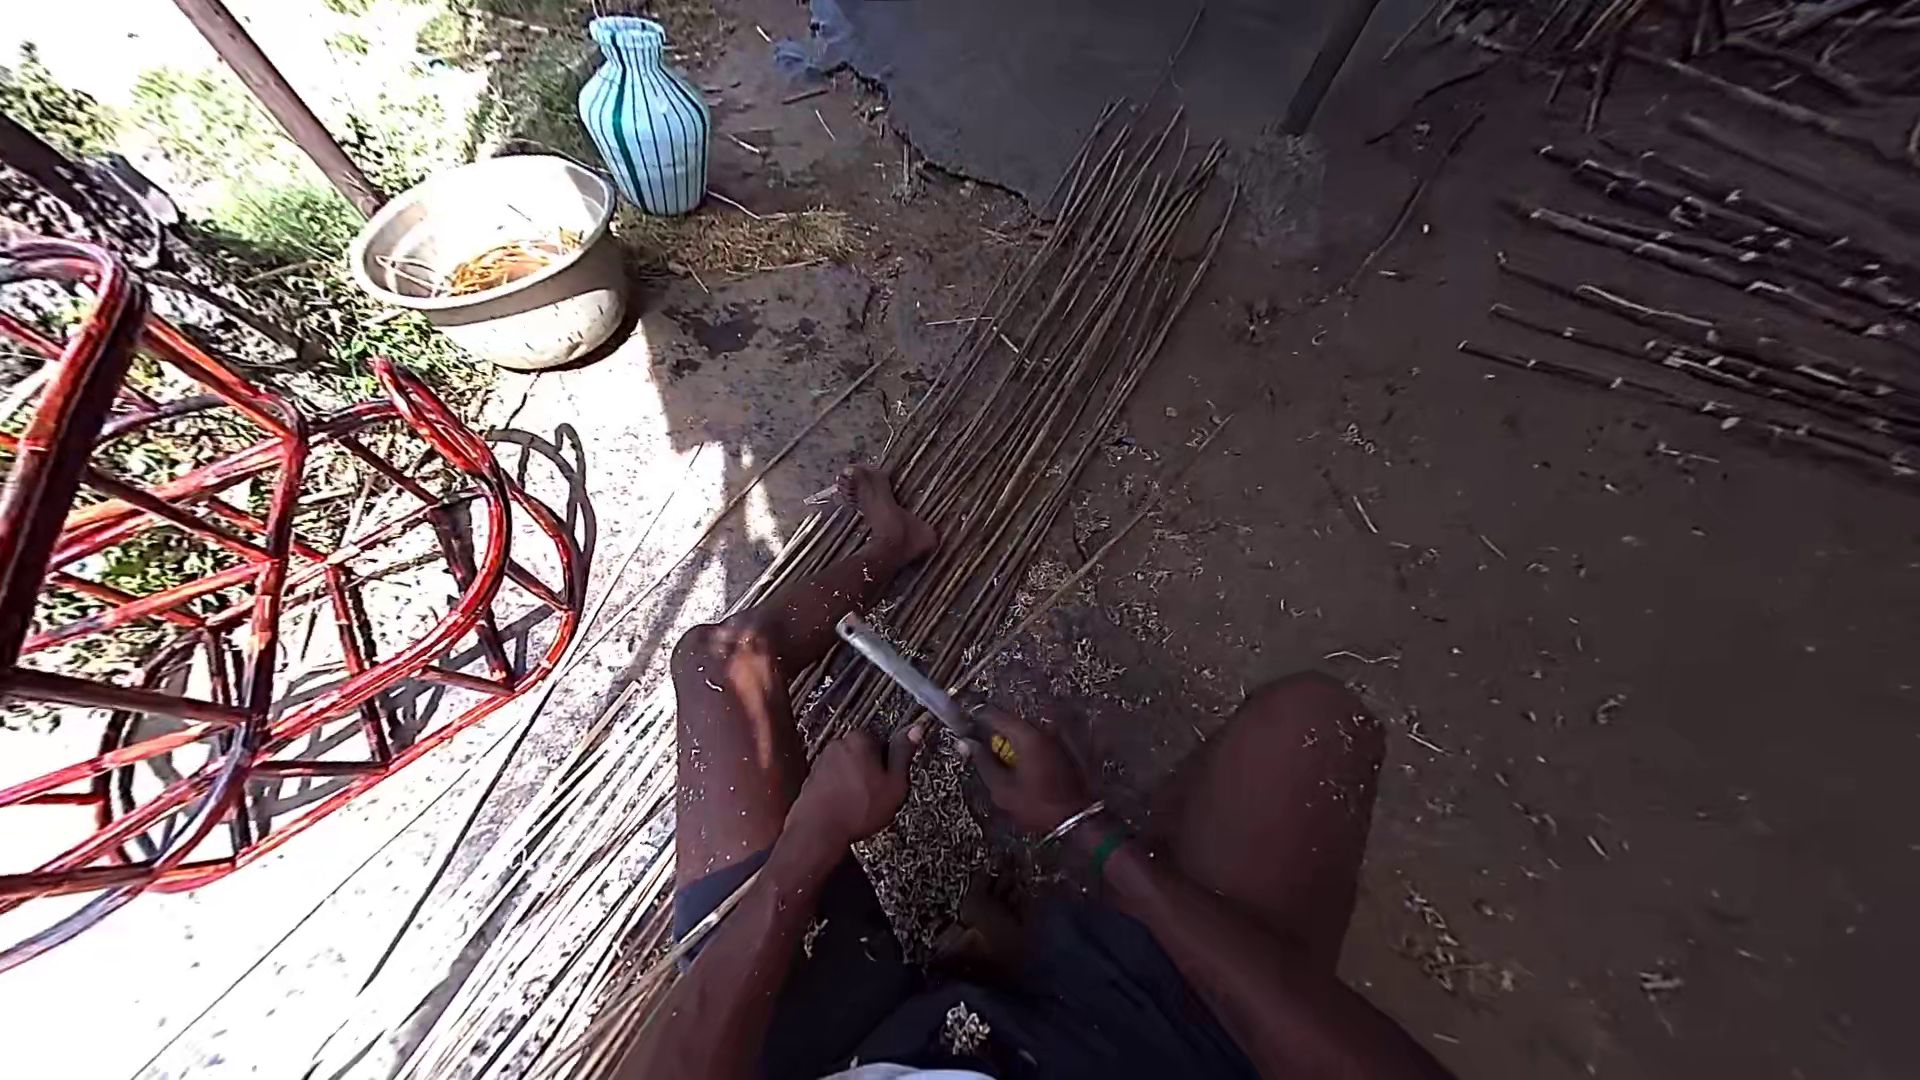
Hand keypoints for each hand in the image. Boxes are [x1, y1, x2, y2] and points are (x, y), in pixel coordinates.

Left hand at [786, 723, 924, 851]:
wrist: (818, 832)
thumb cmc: (857, 809)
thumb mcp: (895, 783)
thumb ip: (904, 753)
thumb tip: (914, 730)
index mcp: (860, 739)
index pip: (883, 742)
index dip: (889, 765)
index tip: (890, 781)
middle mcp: (838, 745)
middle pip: (864, 755)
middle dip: (871, 773)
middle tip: (877, 795)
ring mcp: (822, 762)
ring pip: (848, 770)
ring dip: (854, 784)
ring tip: (860, 807)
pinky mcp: (811, 780)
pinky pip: (833, 783)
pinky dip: (839, 794)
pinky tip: (845, 811)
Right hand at [959, 705, 1092, 834]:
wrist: (1075, 820)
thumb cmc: (1037, 806)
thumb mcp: (1002, 788)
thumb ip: (982, 761)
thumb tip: (966, 743)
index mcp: (1026, 736)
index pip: (994, 715)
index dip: (976, 720)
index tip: (966, 732)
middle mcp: (1042, 730)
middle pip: (1009, 722)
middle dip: (994, 734)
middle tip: (984, 754)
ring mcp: (1054, 738)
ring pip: (1022, 731)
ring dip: (1009, 742)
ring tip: (1004, 766)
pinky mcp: (1061, 748)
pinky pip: (1035, 740)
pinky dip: (1024, 748)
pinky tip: (1022, 770)